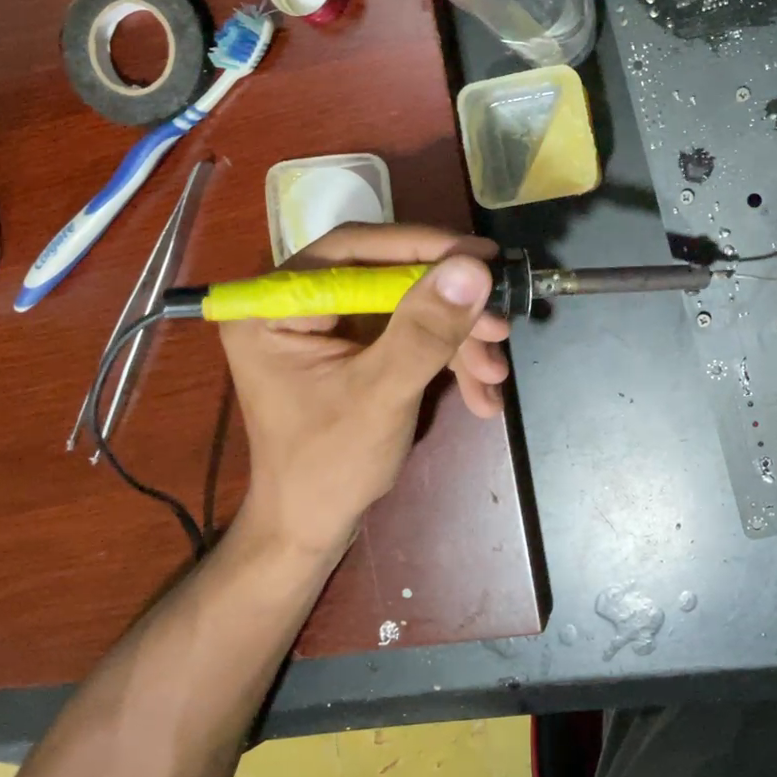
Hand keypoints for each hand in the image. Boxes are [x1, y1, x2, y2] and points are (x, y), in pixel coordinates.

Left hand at [218, 224, 510, 550]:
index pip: (356, 249)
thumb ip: (424, 330)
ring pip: (411, 308)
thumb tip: (474, 269)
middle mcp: (301, 305)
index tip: (484, 259)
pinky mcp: (358, 350)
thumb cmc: (328, 466)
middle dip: (450, 310)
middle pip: (391, 277)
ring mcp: (332, 328)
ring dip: (459, 341)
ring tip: (494, 375)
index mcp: (277, 306)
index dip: (423, 247)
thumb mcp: (381, 394)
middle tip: (499, 327)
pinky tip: (481, 393)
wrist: (312, 529)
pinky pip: (413, 336)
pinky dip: (450, 360)